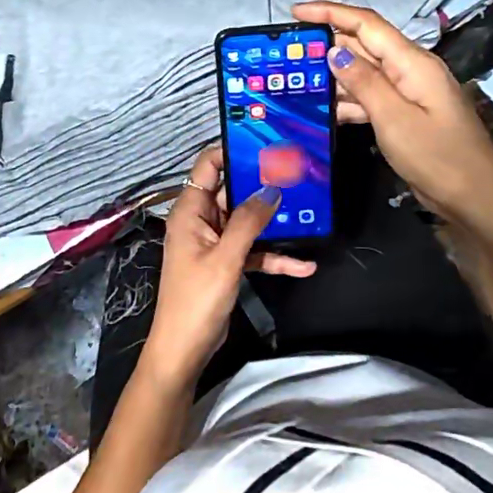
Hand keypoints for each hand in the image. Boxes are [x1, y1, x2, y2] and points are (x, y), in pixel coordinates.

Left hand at [141, 147, 315, 384]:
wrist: (184, 348)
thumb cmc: (197, 298)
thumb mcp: (226, 257)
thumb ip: (248, 221)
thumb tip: (270, 189)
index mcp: (190, 211)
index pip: (207, 167)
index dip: (231, 151)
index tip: (264, 144)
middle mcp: (200, 220)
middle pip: (232, 191)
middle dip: (262, 185)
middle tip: (298, 173)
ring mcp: (213, 242)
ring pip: (246, 221)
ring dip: (273, 221)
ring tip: (308, 211)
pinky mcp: (225, 263)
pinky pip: (252, 251)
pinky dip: (273, 256)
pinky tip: (303, 265)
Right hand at [293, 0, 492, 224]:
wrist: (476, 200)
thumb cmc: (438, 158)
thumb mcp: (394, 120)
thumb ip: (364, 82)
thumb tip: (334, 51)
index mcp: (413, 63)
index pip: (367, 25)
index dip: (330, 13)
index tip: (295, 11)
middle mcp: (410, 71)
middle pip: (364, 45)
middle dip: (327, 42)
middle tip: (289, 51)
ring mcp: (408, 93)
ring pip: (363, 73)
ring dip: (333, 74)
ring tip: (298, 80)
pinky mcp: (405, 115)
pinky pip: (370, 97)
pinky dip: (347, 100)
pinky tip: (324, 110)